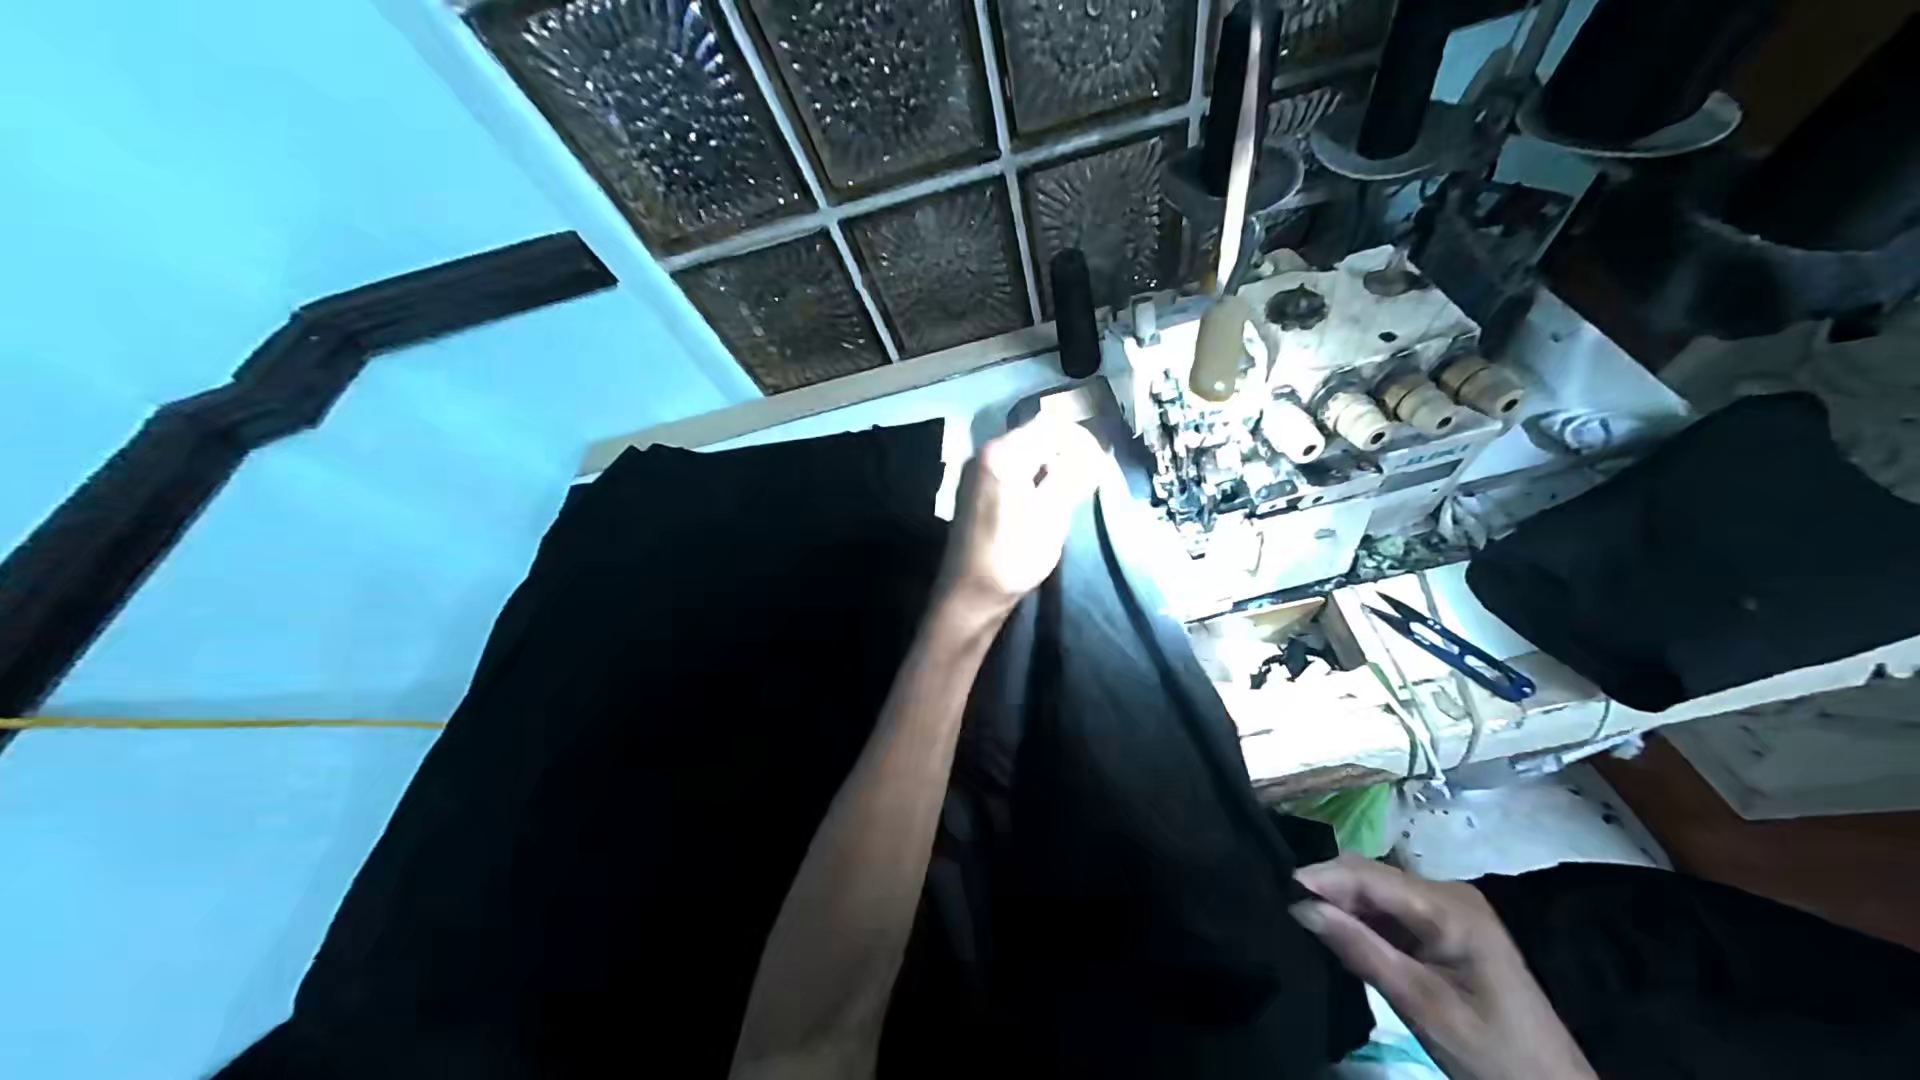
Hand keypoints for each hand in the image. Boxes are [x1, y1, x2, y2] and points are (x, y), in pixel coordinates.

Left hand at [939, 420, 1103, 613]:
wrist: (969, 593)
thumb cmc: (1012, 554)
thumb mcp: (1052, 513)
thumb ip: (1073, 474)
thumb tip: (1092, 450)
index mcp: (1002, 453)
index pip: (1051, 425)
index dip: (1080, 440)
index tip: (1098, 465)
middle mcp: (985, 453)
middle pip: (1036, 437)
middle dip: (1066, 454)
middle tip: (1087, 482)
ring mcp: (978, 472)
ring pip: (1026, 455)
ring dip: (1051, 468)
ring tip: (1070, 494)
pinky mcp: (977, 491)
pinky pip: (1013, 472)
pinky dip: (1034, 480)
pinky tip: (1044, 503)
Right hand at [1293, 857, 1597, 1079]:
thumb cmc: (1495, 1056)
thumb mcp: (1423, 1006)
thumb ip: (1361, 950)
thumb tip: (1300, 907)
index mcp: (1451, 906)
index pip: (1369, 875)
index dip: (1320, 877)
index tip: (1277, 888)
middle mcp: (1447, 892)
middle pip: (1369, 874)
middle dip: (1326, 886)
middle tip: (1283, 907)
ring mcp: (1446, 908)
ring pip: (1374, 889)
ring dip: (1339, 901)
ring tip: (1300, 916)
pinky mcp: (1442, 926)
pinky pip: (1387, 908)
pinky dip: (1359, 917)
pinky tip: (1336, 931)